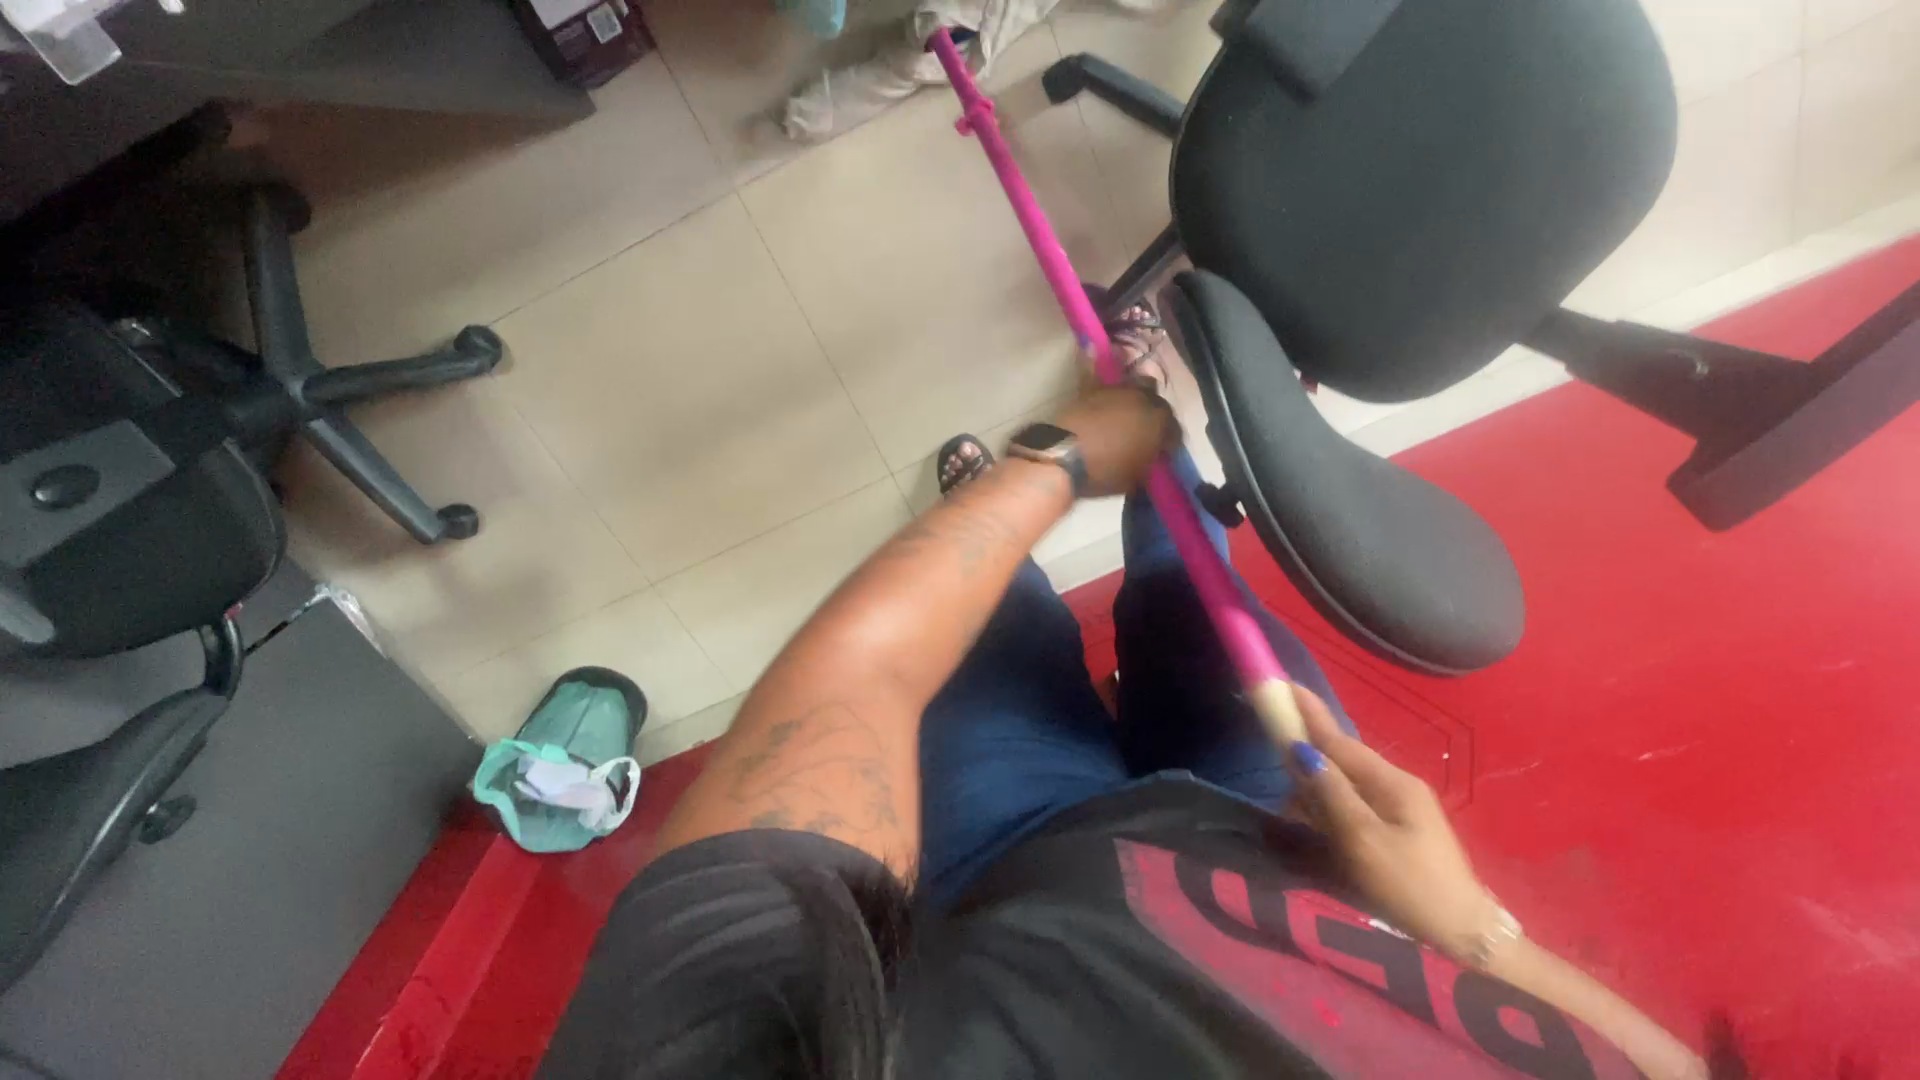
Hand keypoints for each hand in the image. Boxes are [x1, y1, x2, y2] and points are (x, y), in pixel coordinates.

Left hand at [1051, 382, 1178, 497]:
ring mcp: (1118, 389)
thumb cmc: (1104, 472)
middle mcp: (1144, 398)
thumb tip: (1149, 458)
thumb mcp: (1135, 478)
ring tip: (1125, 417)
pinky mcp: (1093, 387)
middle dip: (1155, 416)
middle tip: (1145, 433)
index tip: (1162, 455)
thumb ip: (1149, 463)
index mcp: (1160, 421)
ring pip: (1135, 388)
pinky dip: (1108, 393)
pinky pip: (1107, 384)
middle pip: (1157, 404)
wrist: (1062, 457)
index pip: (1175, 431)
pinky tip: (1104, 403)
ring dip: (1134, 401)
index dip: (1169, 444)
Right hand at [1289, 687, 1502, 965]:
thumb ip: (1330, 793)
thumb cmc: (1410, 886)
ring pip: (1343, 783)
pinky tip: (1319, 830)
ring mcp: (1399, 807)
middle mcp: (1396, 786)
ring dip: (1315, 791)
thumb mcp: (1363, 840)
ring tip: (1294, 813)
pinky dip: (1329, 810)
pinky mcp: (1397, 829)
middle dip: (1307, 757)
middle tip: (1277, 760)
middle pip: (1339, 760)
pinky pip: (1352, 805)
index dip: (1308, 713)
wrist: (1465, 937)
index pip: (1339, 740)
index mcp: (1391, 783)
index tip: (1282, 684)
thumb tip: (1300, 752)